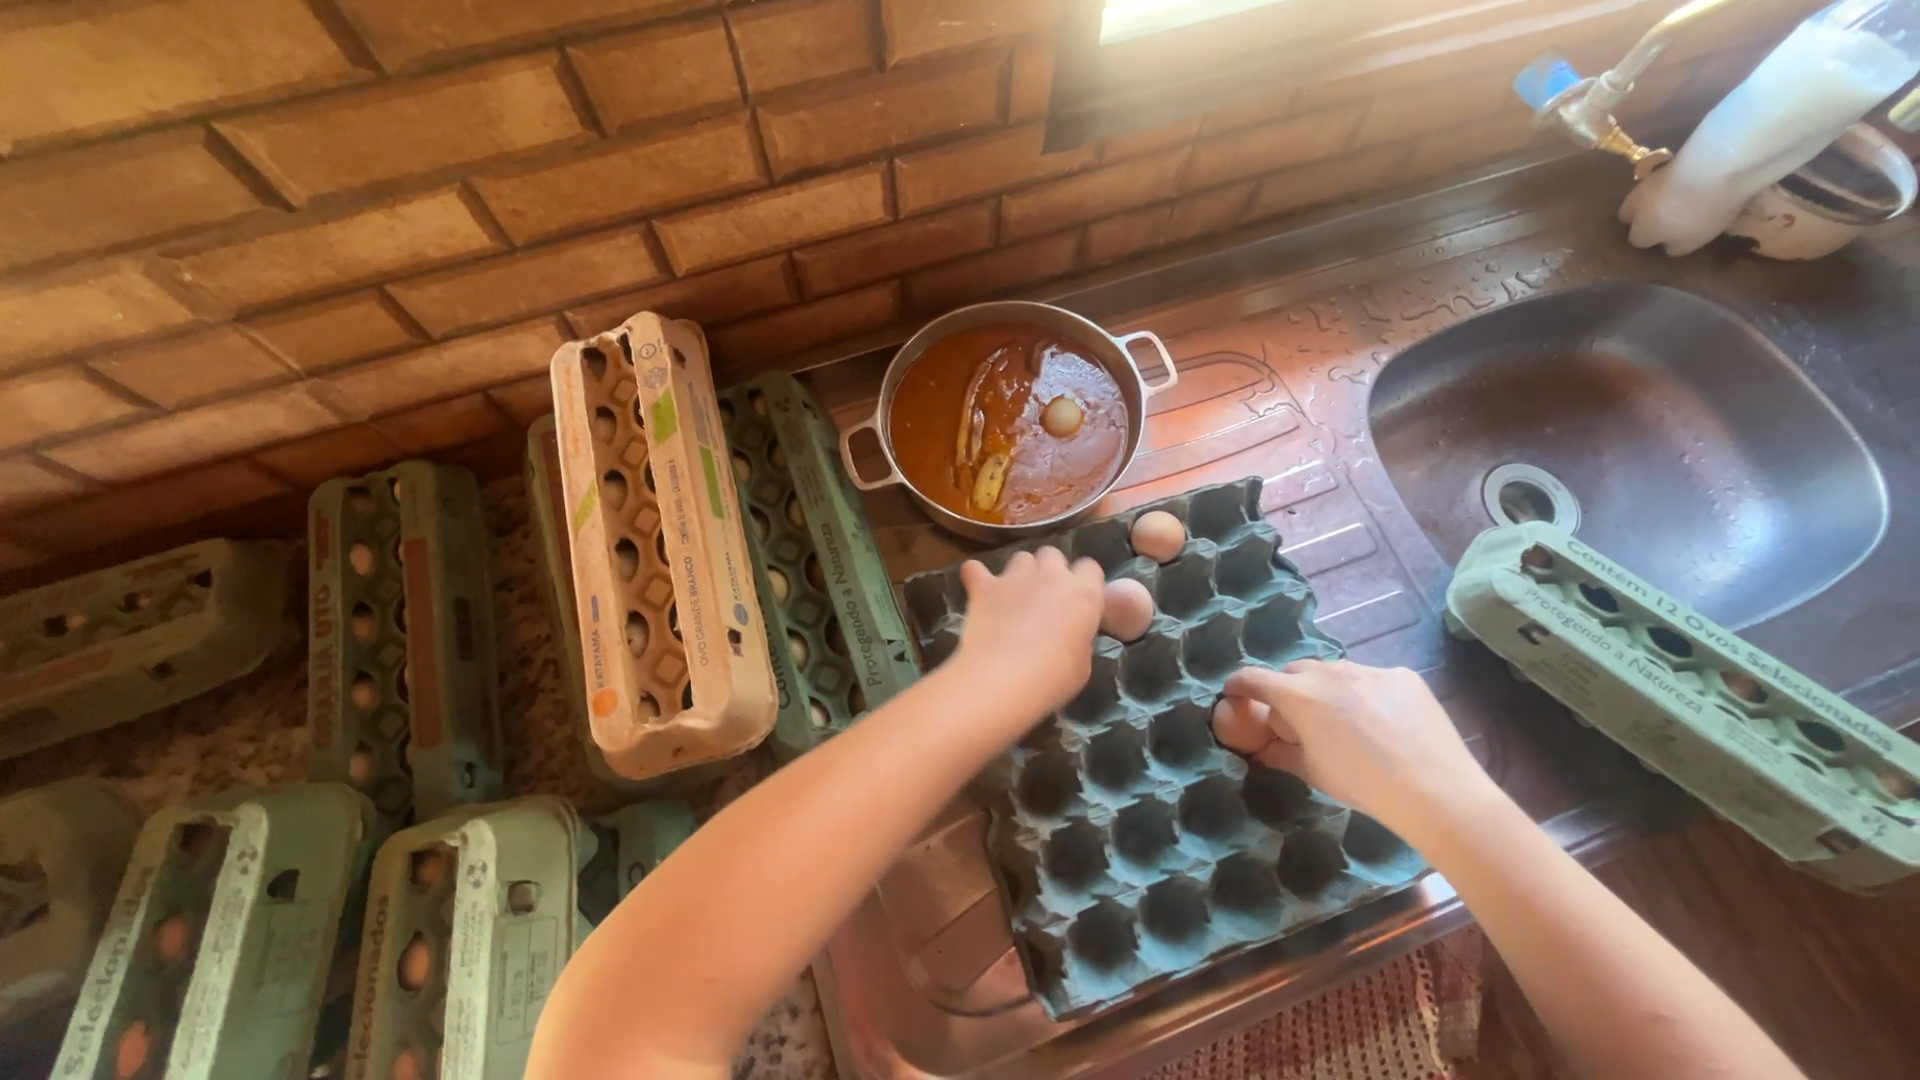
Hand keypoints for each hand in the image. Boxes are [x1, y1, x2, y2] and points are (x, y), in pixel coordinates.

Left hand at [954, 547, 1105, 714]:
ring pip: (1021, 557)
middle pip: (1053, 554)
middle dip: (1049, 569)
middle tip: (1044, 596)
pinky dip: (975, 576)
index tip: (1077, 598)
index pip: (1090, 568)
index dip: (1083, 581)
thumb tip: (1070, 638)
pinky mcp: (985, 586)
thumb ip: (1079, 641)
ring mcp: (1017, 577)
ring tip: (1013, 594)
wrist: (1007, 676)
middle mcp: (1052, 575)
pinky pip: (975, 569)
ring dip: (1019, 571)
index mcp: (1084, 594)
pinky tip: (975, 587)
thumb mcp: (1082, 664)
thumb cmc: (1054, 676)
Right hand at [1212, 659, 1497, 834]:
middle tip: (1298, 718)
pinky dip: (1367, 694)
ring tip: (1344, 721)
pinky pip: (1372, 679)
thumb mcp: (1312, 772)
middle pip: (1294, 671)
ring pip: (1334, 672)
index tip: (1234, 693)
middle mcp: (1329, 672)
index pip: (1252, 678)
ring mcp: (1368, 670)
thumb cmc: (1362, 785)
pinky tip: (1383, 723)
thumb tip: (1261, 749)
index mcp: (1298, 695)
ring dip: (1327, 689)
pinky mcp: (1402, 676)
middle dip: (1288, 689)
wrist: (1436, 791)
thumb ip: (1279, 754)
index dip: (1238, 685)